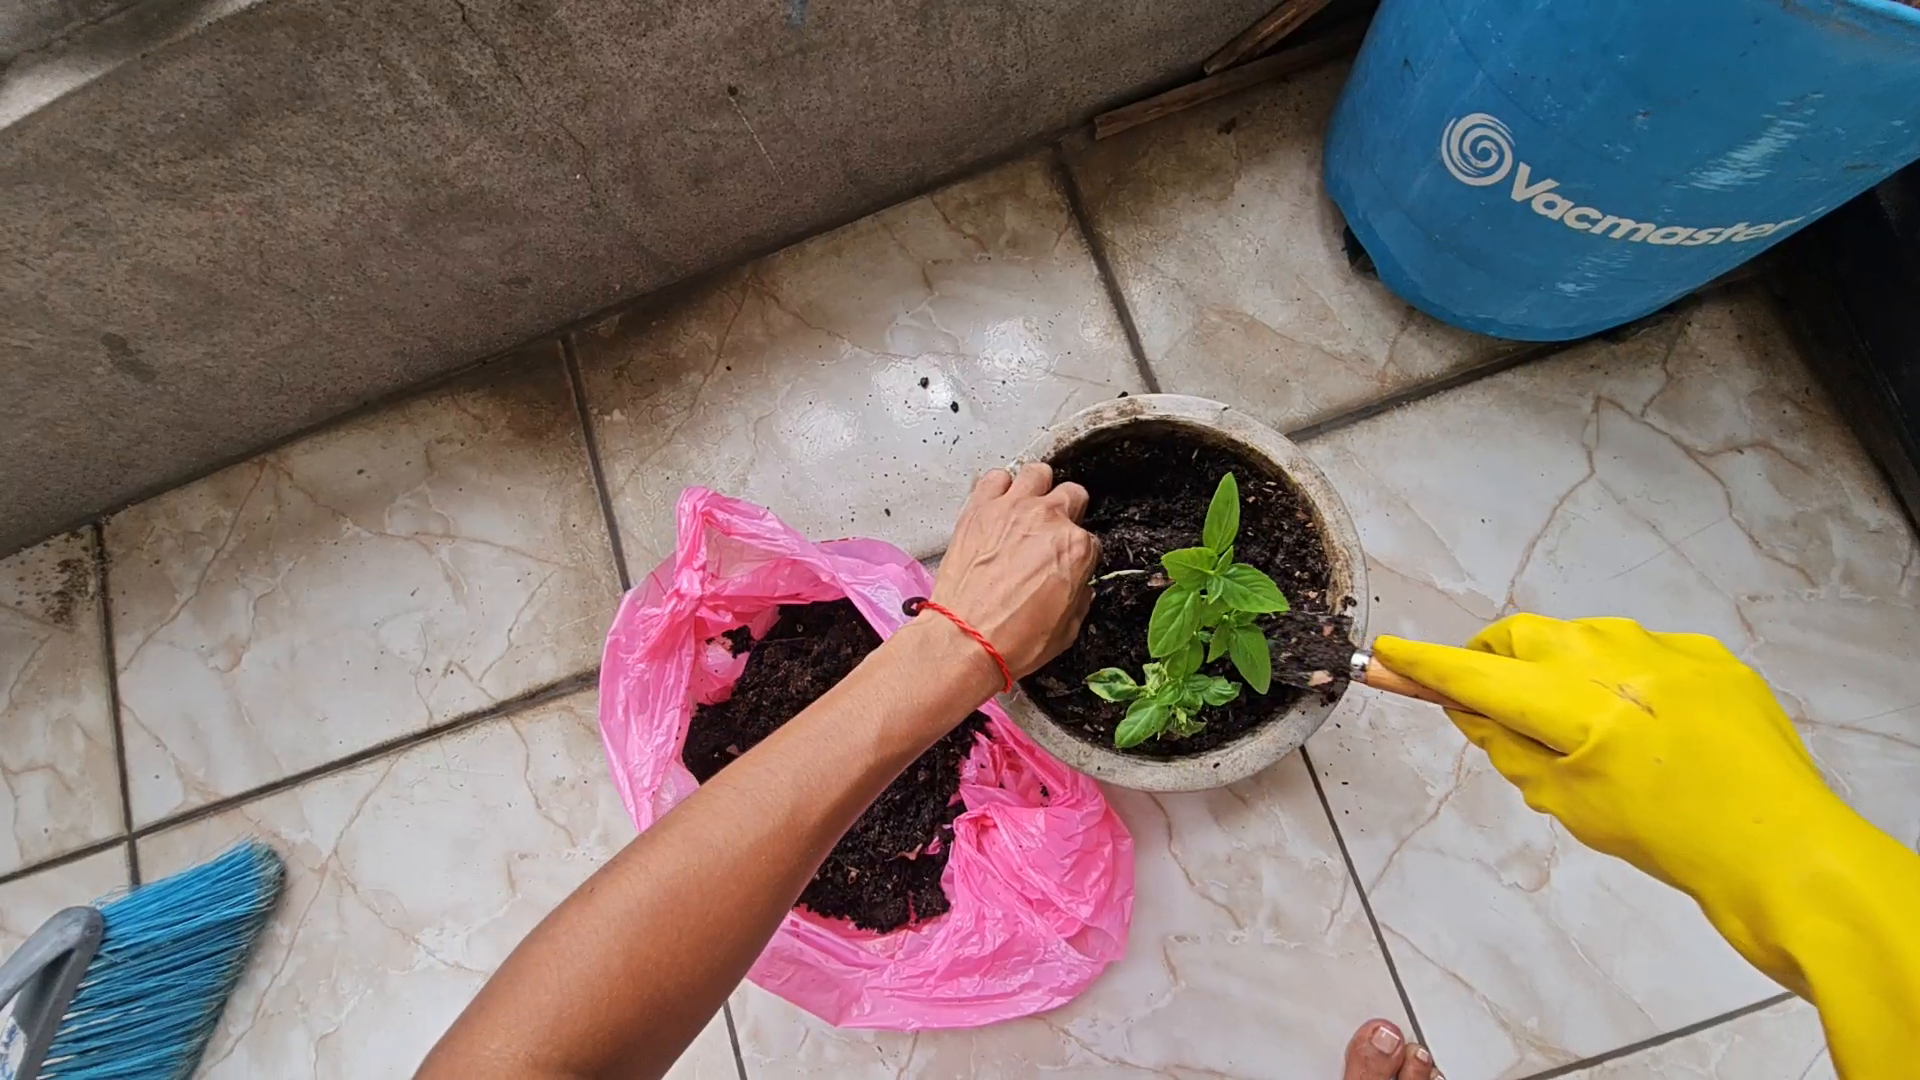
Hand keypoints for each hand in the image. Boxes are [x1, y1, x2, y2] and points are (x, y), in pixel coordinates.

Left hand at [929, 464, 1098, 679]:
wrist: (965, 639)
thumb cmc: (1012, 638)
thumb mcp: (1067, 629)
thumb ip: (1079, 598)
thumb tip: (1077, 588)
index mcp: (1076, 549)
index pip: (1090, 538)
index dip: (1078, 552)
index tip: (1066, 561)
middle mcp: (1048, 520)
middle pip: (1071, 494)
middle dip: (1067, 511)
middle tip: (1052, 531)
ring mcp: (1012, 509)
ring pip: (1037, 473)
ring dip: (1037, 489)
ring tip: (1028, 508)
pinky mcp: (979, 508)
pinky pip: (995, 478)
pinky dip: (999, 487)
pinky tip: (998, 505)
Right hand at [1373, 616, 1853, 961]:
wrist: (1790, 857)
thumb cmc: (1660, 835)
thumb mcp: (1557, 796)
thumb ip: (1500, 740)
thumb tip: (1464, 704)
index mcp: (1569, 700)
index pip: (1470, 672)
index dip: (1421, 664)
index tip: (1382, 653)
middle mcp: (1611, 657)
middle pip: (1517, 636)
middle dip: (1494, 661)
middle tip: (1504, 707)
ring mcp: (1665, 649)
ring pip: (1574, 635)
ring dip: (1556, 663)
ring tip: (1588, 718)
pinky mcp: (1710, 655)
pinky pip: (1635, 647)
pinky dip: (1617, 671)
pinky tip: (1647, 719)